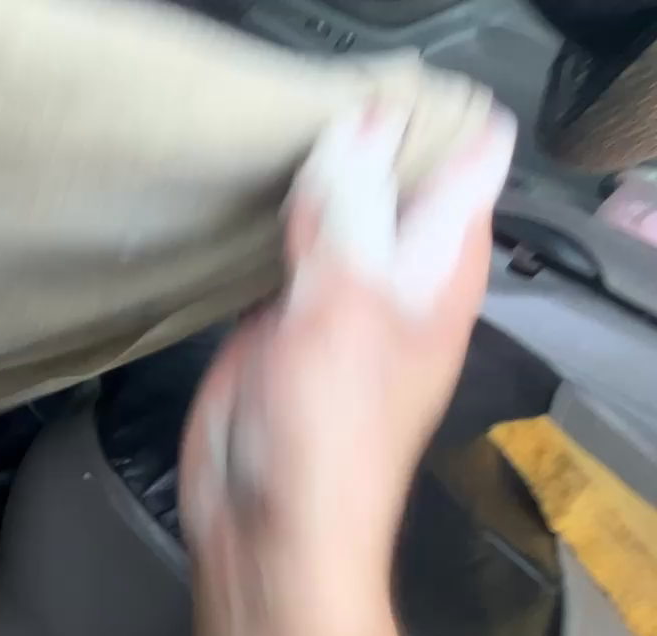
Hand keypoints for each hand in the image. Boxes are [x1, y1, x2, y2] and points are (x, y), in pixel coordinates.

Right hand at [179, 107, 516, 591]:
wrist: (262, 516)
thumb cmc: (324, 438)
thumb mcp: (340, 316)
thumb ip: (344, 222)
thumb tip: (354, 130)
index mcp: (434, 266)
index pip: (452, 159)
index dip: (412, 116)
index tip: (348, 85)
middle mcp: (382, 278)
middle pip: (375, 184)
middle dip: (339, 144)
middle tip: (278, 109)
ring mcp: (319, 304)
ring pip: (312, 223)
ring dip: (288, 192)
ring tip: (242, 149)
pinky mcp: (261, 331)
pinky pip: (259, 267)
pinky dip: (243, 241)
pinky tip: (216, 218)